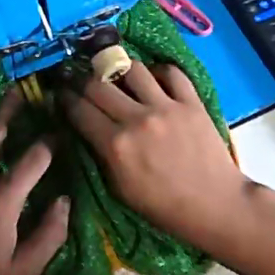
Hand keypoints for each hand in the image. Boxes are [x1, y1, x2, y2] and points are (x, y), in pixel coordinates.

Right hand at [62, 65, 251, 249]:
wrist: (214, 204)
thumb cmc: (164, 206)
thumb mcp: (121, 189)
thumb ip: (101, 155)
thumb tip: (87, 128)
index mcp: (116, 145)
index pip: (80, 110)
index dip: (64, 98)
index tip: (60, 92)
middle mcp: (137, 119)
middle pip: (98, 84)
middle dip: (81, 79)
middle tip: (78, 77)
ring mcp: (166, 106)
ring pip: (132, 68)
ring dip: (118, 69)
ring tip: (115, 72)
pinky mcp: (191, 101)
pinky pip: (170, 72)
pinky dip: (158, 71)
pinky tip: (152, 78)